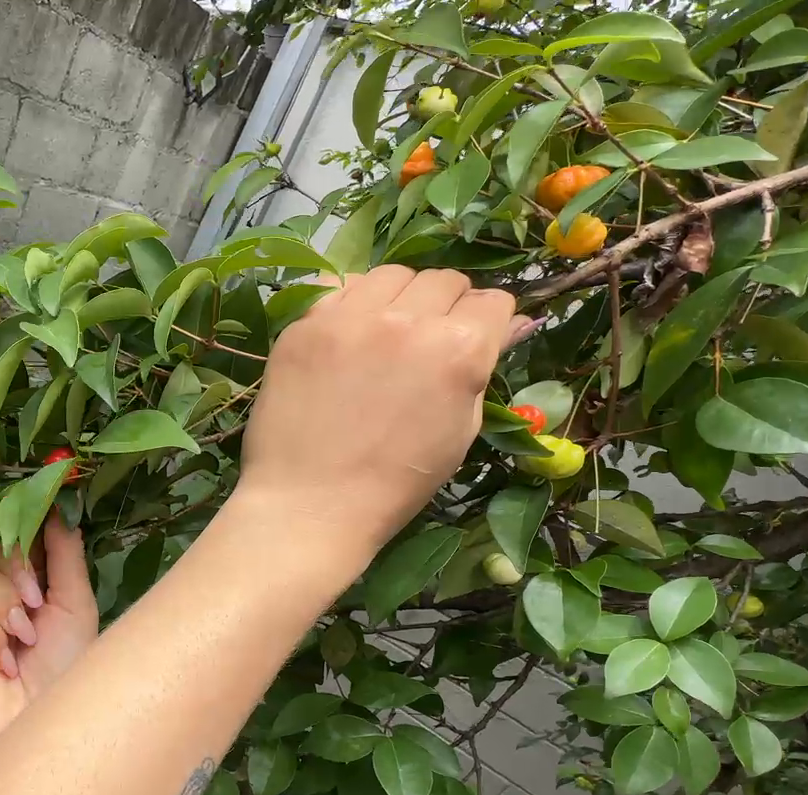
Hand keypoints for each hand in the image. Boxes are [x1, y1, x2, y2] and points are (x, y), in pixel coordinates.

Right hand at [0, 516, 96, 751]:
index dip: (20, 531)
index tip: (39, 533)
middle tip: (37, 602)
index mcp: (22, 584)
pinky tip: (3, 661)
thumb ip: (64, 557)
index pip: (8, 538)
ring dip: (3, 601)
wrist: (46, 728)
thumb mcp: (75, 606)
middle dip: (15, 569)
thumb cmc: (67, 670)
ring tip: (25, 638)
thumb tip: (59, 511)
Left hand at [235, 265, 526, 555]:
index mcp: (460, 347)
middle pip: (440, 280)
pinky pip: (333, 289)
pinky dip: (345, 303)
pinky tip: (341, 334)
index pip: (490, 301)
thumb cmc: (393, 483)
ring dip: (393, 297)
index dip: (481, 323)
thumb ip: (478, 367)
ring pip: (388, 276)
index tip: (463, 344)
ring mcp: (347, 320)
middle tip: (417, 345)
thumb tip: (507, 325)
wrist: (309, 504)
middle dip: (440, 307)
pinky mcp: (300, 329)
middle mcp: (406, 321)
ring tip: (378, 336)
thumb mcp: (461, 429)